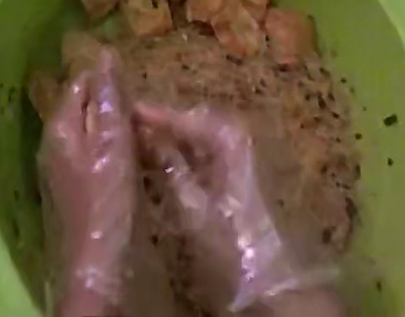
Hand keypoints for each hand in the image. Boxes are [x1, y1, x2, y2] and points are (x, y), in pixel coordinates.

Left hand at [40, 47, 134, 315]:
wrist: (95, 275)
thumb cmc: (105, 205)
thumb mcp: (113, 146)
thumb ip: (108, 101)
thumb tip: (104, 52)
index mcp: (60, 127)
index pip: (80, 82)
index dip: (105, 75)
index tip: (135, 77)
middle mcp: (53, 144)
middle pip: (83, 107)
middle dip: (111, 102)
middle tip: (144, 106)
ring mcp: (60, 171)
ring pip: (89, 133)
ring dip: (113, 128)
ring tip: (144, 129)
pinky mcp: (73, 193)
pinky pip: (93, 157)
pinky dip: (112, 152)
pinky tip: (132, 161)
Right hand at [133, 103, 336, 313]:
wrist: (279, 291)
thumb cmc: (232, 246)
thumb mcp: (191, 207)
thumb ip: (167, 164)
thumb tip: (142, 133)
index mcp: (229, 138)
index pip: (185, 117)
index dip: (154, 115)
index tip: (126, 113)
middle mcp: (241, 140)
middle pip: (195, 124)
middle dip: (164, 127)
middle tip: (131, 132)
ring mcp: (247, 160)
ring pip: (203, 142)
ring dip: (175, 145)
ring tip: (143, 150)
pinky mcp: (247, 181)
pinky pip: (211, 158)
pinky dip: (189, 161)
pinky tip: (169, 171)